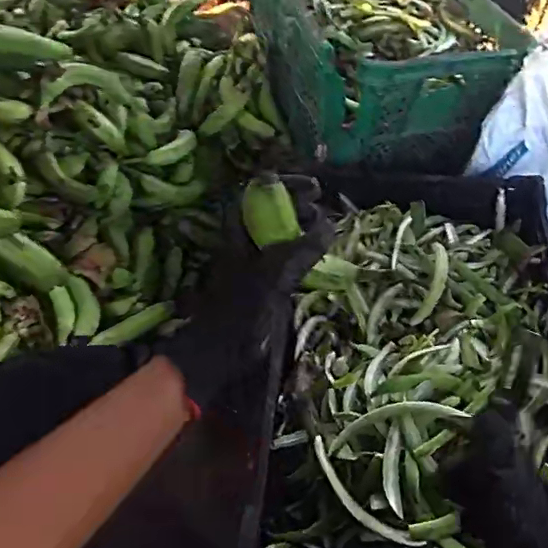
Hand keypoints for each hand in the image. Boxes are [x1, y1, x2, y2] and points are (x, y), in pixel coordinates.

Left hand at [155, 175, 329, 409]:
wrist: (219, 360)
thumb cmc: (239, 315)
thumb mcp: (270, 279)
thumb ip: (298, 252)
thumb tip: (328, 225)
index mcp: (237, 238)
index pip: (256, 197)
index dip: (282, 186)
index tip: (313, 189)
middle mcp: (245, 248)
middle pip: (270, 215)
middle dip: (298, 207)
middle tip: (323, 211)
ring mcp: (255, 269)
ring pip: (280, 238)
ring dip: (303, 231)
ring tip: (327, 232)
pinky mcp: (266, 290)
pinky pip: (288, 263)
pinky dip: (305, 256)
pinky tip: (320, 260)